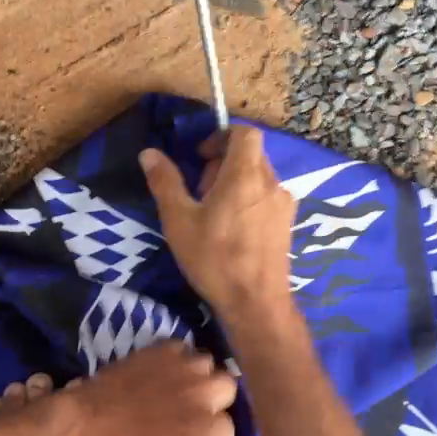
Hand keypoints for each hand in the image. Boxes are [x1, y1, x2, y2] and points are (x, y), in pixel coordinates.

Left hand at [59, 341, 237, 435]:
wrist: (87, 429)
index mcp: (211, 429)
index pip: (228, 429)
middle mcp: (205, 392)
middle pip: (227, 386)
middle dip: (215, 397)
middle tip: (194, 408)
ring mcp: (184, 366)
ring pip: (206, 362)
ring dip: (197, 374)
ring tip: (179, 384)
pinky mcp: (161, 348)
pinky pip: (180, 347)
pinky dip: (175, 358)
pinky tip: (161, 369)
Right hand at [139, 125, 297, 315]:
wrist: (256, 303)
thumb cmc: (214, 259)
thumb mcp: (179, 221)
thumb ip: (165, 182)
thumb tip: (149, 153)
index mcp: (245, 174)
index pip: (244, 132)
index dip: (221, 136)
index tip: (201, 157)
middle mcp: (271, 182)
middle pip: (250, 153)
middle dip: (224, 162)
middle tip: (201, 190)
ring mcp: (283, 204)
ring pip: (259, 176)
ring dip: (236, 182)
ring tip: (215, 213)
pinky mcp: (287, 224)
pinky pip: (267, 196)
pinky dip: (250, 199)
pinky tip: (234, 229)